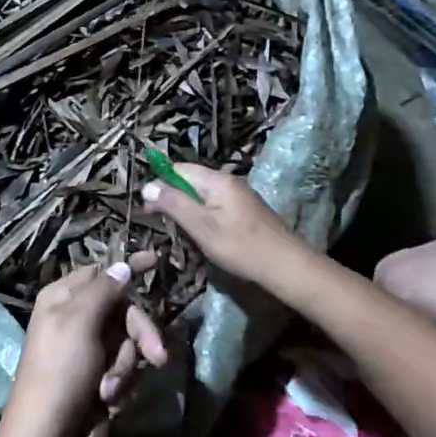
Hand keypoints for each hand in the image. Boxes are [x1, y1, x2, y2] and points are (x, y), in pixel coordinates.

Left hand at [0, 253, 167, 436]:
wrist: (45, 434)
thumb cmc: (60, 371)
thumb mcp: (80, 323)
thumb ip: (103, 291)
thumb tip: (120, 266)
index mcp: (63, 296)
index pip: (102, 273)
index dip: (129, 269)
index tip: (157, 260)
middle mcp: (73, 317)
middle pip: (123, 312)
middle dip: (137, 338)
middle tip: (158, 359)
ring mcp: (84, 348)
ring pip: (126, 345)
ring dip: (124, 368)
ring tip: (108, 390)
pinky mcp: (92, 375)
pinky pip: (121, 369)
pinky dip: (119, 385)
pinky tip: (106, 401)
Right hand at [142, 163, 309, 287]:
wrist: (288, 267)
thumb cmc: (241, 247)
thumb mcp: (201, 226)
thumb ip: (173, 204)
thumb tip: (148, 187)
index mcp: (217, 180)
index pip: (178, 169)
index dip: (159, 184)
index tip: (148, 208)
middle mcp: (229, 181)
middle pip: (190, 180)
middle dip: (173, 199)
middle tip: (165, 224)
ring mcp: (239, 196)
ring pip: (202, 195)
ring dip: (188, 211)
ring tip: (183, 233)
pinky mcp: (246, 211)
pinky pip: (215, 206)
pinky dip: (203, 218)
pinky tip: (203, 236)